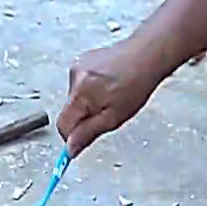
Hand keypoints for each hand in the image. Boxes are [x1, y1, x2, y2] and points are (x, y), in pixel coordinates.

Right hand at [60, 39, 166, 156]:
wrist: (144, 57)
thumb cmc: (134, 87)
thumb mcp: (112, 119)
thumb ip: (88, 134)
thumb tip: (70, 148)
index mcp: (79, 93)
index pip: (63, 125)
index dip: (72, 138)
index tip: (82, 143)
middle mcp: (73, 77)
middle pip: (69, 112)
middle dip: (84, 120)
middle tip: (107, 115)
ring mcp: (77, 66)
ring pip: (75, 100)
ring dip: (89, 106)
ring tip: (111, 99)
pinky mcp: (82, 61)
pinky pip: (80, 86)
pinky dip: (92, 93)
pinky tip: (108, 88)